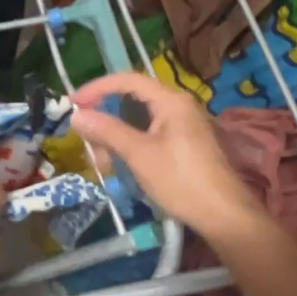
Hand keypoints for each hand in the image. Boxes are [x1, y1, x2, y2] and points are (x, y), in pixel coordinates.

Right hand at [70, 71, 263, 235]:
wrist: (223, 215)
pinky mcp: (185, 144)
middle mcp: (179, 106)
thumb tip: (77, 116)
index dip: (97, 88)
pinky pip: (150, 135)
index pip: (127, 80)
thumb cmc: (181, 180)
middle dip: (106, 120)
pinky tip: (123, 166)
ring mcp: (183, 126)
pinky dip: (131, 146)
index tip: (73, 104)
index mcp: (171, 101)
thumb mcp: (138, 154)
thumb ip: (107, 131)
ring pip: (139, 121)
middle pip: (132, 101)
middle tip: (89, 143)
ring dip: (116, 138)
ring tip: (104, 163)